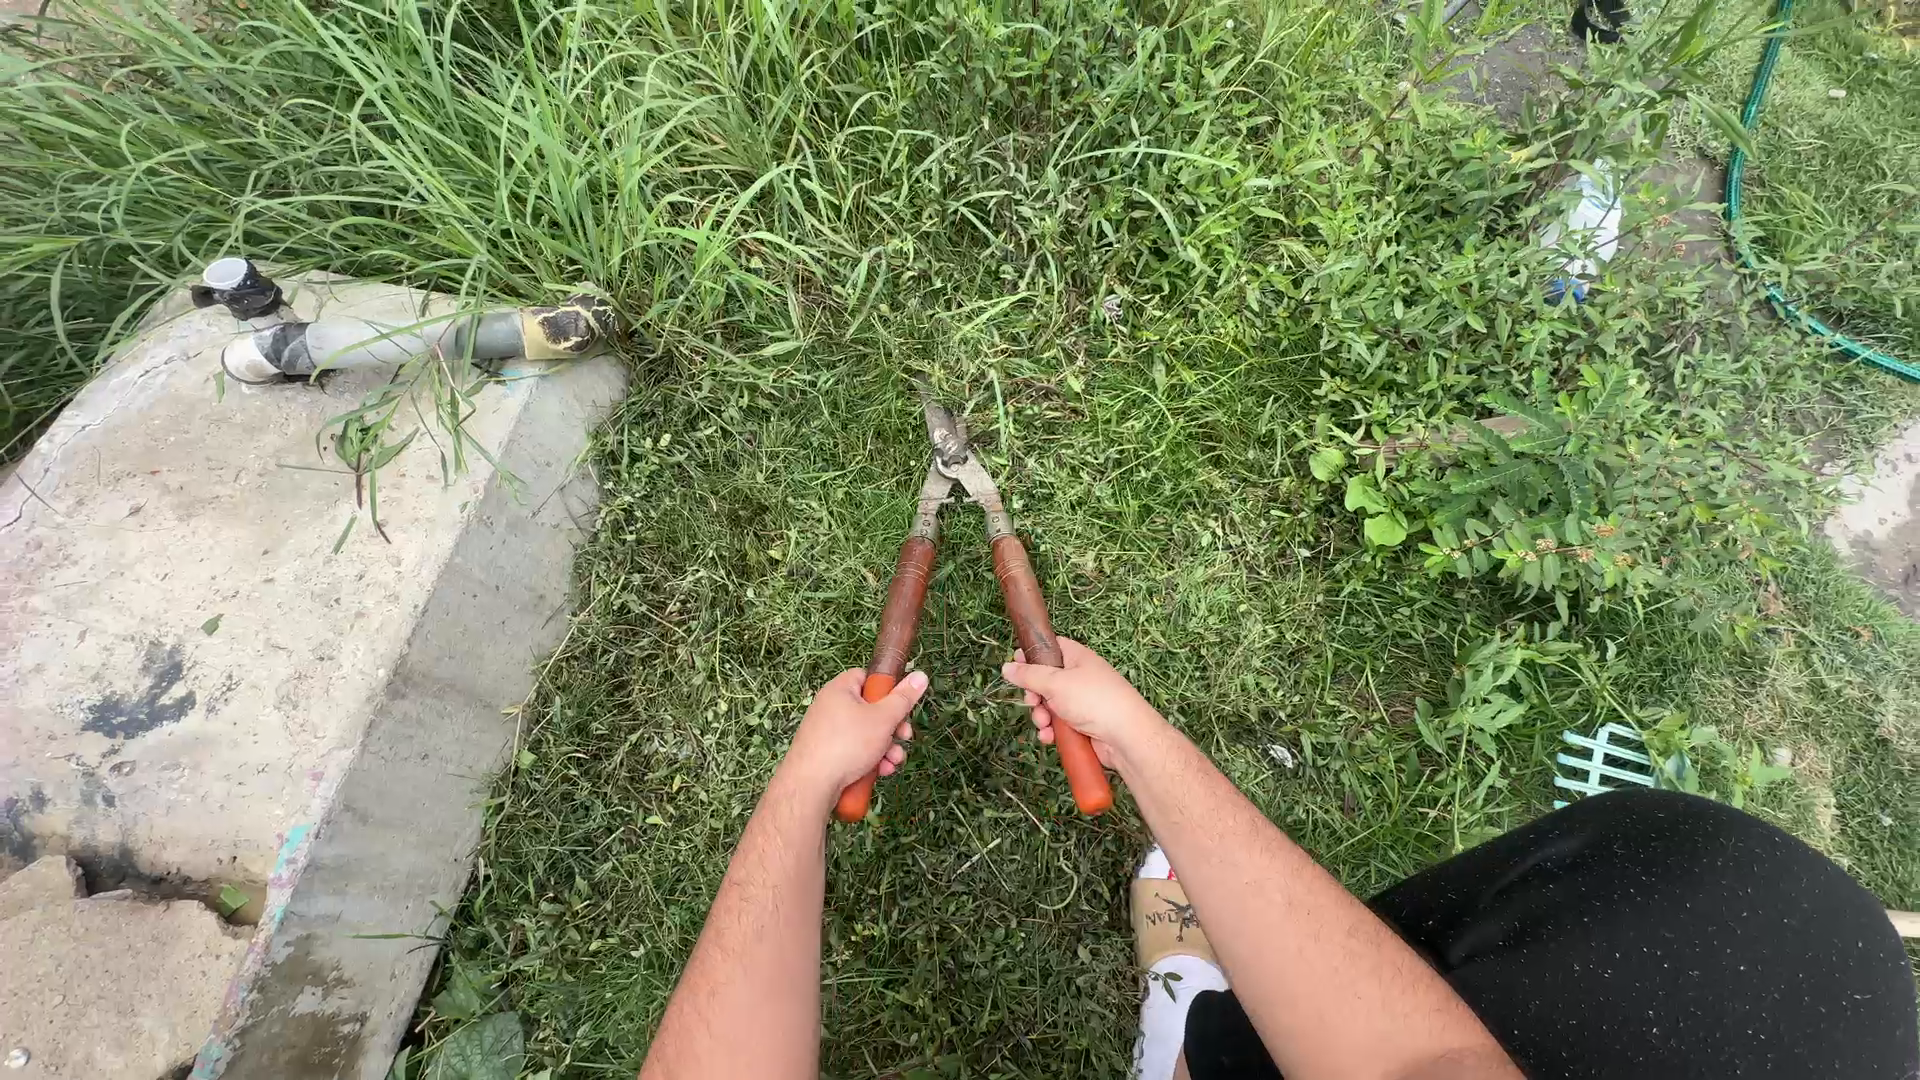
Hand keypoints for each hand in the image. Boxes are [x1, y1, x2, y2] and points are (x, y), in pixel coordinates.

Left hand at [776, 668, 925, 803]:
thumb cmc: (847, 744)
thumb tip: (920, 675)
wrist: (810, 786)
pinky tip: (881, 772)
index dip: (886, 689)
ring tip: (894, 761)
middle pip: (870, 709)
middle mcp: (830, 707)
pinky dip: (869, 760)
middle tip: (904, 736)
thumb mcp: (883, 718)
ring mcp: (827, 732)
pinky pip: (854, 751)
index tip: (900, 704)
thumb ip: (904, 698)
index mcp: (840, 689)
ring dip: (886, 748)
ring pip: (866, 734)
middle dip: (892, 727)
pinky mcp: (826, 754)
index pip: (867, 677)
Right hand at [1000, 637, 1169, 771]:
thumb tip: (1007, 666)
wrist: (1126, 737)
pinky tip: (1051, 737)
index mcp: (1077, 657)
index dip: (1031, 655)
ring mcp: (1082, 701)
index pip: (1050, 648)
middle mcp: (1079, 677)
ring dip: (1042, 716)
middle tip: (1033, 702)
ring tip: (1045, 724)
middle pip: (1045, 680)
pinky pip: (1059, 724)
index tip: (1016, 666)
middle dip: (1034, 695)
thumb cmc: (1094, 700)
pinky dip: (1052, 730)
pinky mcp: (1083, 724)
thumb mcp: (1055, 683)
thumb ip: (1028, 675)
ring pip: (1050, 705)